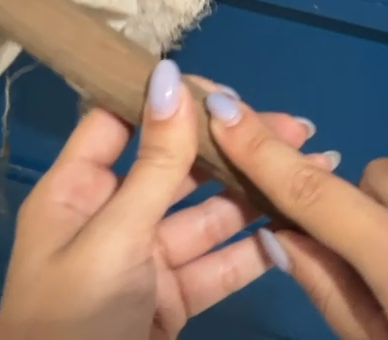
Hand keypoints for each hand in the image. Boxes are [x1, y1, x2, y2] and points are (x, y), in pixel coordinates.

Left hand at [0, 61, 331, 339]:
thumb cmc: (73, 325)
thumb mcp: (114, 239)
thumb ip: (156, 162)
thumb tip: (172, 74)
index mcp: (77, 192)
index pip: (124, 121)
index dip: (171, 98)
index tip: (227, 89)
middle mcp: (112, 216)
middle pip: (180, 163)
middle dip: (235, 146)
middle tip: (295, 128)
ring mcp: (146, 258)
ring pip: (209, 211)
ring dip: (258, 192)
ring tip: (314, 168)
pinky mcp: (173, 298)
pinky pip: (219, 261)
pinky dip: (255, 248)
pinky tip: (295, 227)